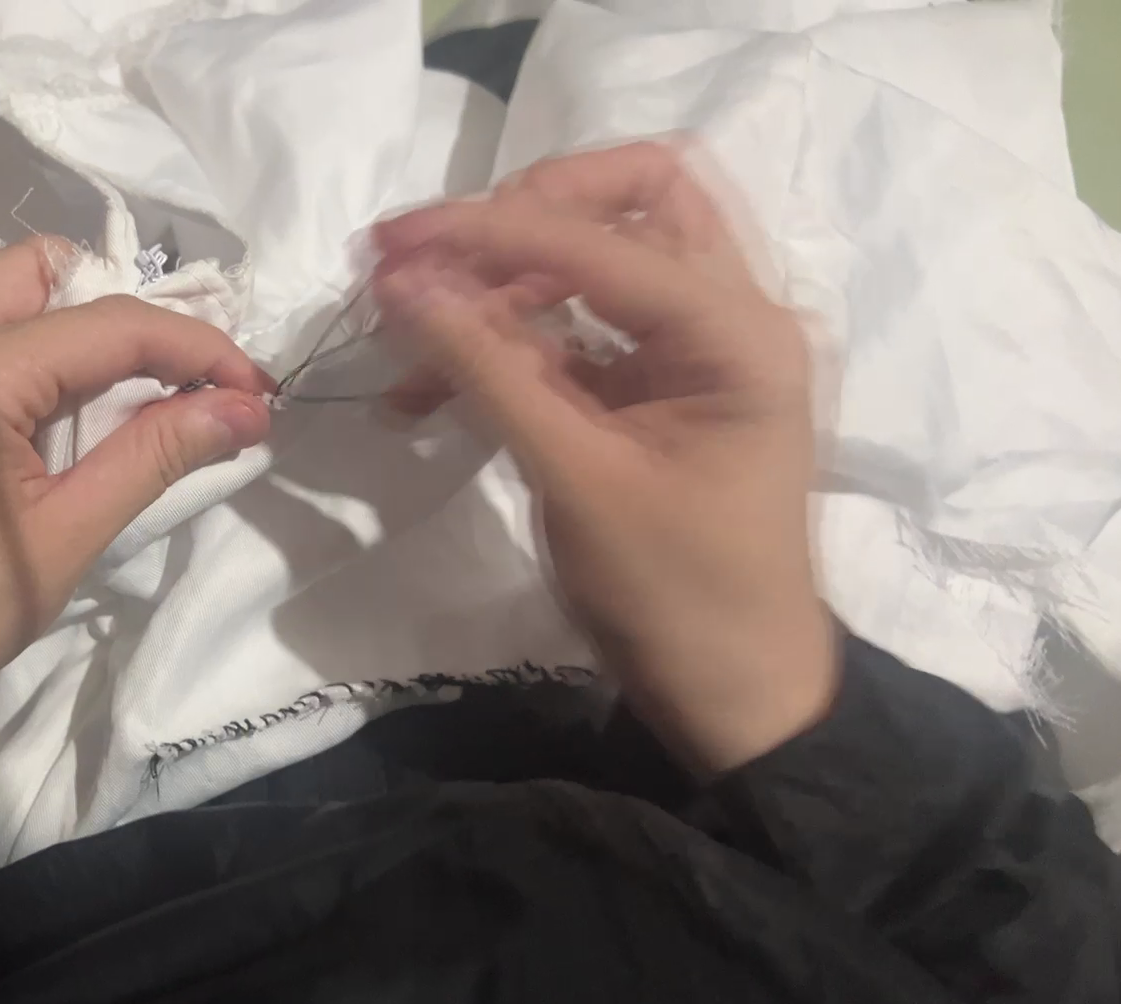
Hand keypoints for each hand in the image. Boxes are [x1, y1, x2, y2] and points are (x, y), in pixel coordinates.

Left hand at [0, 237, 271, 746]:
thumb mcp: (64, 540)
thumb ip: (156, 456)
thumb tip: (245, 409)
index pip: (106, 325)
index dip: (196, 347)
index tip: (251, 387)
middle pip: (40, 274)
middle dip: (119, 317)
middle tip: (165, 383)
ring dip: (61, 332)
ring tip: (103, 404)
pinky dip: (7, 353)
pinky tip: (28, 418)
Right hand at [371, 141, 836, 772]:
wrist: (723, 683)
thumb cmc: (668, 589)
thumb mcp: (573, 476)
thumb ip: (488, 370)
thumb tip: (404, 286)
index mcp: (731, 330)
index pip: (598, 237)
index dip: (485, 232)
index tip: (389, 244)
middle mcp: (719, 316)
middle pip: (628, 203)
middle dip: (518, 217)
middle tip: (428, 257)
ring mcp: (680, 353)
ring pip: (587, 267)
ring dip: (493, 288)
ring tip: (407, 339)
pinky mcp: (640, 392)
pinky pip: (564, 338)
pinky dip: (496, 348)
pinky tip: (427, 392)